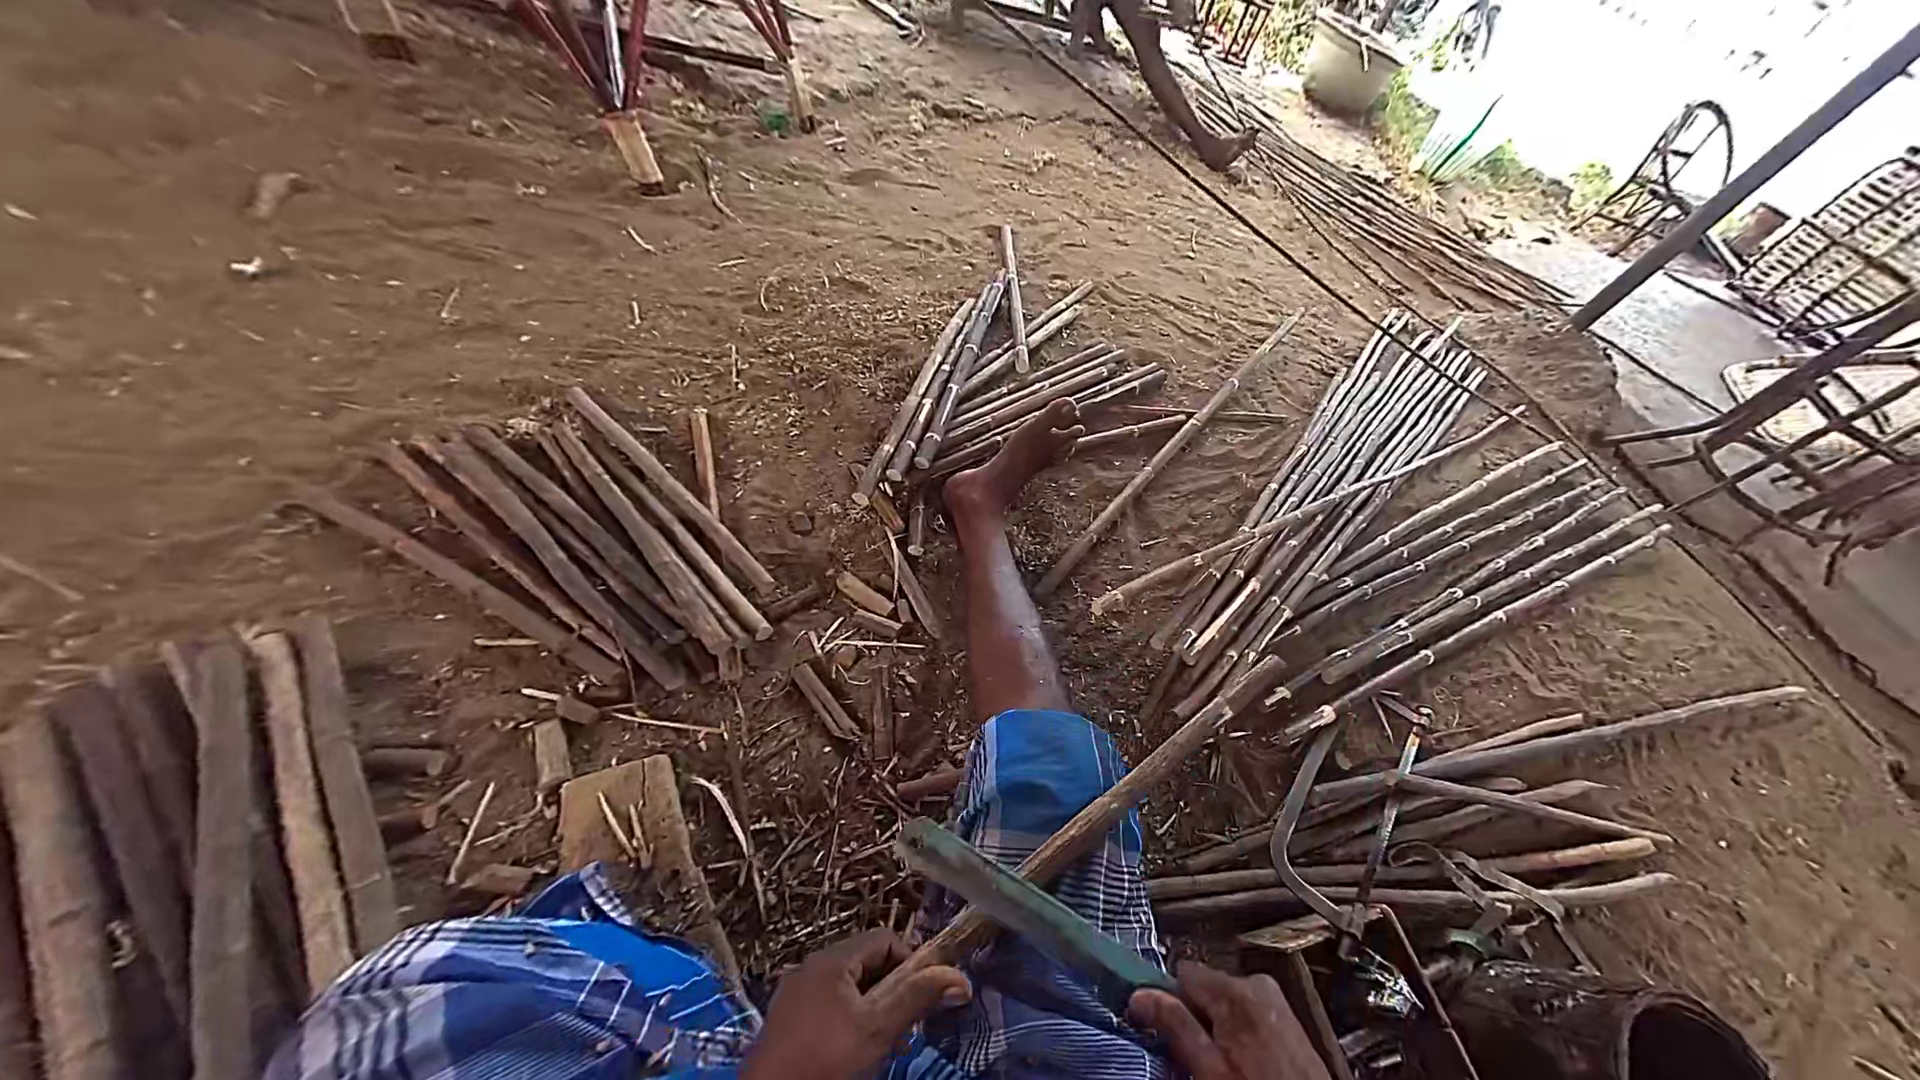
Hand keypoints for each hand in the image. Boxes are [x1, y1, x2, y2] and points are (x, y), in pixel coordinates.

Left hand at [742, 930, 972, 1079]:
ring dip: (870, 1010)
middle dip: (891, 991)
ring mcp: (793, 993)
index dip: (909, 963)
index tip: (921, 999)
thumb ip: (916, 999)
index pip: (884, 939)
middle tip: (904, 1031)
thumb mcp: (877, 1031)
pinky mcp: (784, 1020)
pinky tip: (850, 1055)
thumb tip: (959, 978)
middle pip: (865, 962)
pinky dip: (846, 1021)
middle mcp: (810, 966)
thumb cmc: (825, 1063)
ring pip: (846, 987)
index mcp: (831, 958)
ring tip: (881, 1047)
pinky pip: (826, 1005)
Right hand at [1128, 962, 1330, 1079]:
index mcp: (1235, 991)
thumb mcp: (1209, 1070)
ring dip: (1216, 1029)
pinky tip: (1246, 1067)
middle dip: (1196, 1019)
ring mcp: (1275, 1001)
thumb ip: (1174, 1025)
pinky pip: (1246, 1014)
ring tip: (1226, 1068)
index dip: (1170, 1002)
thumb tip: (1138, 995)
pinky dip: (1238, 1034)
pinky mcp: (1287, 1020)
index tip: (1169, 1034)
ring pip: (1224, 1003)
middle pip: (1203, 988)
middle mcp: (1256, 984)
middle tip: (1200, 1060)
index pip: (1181, 974)